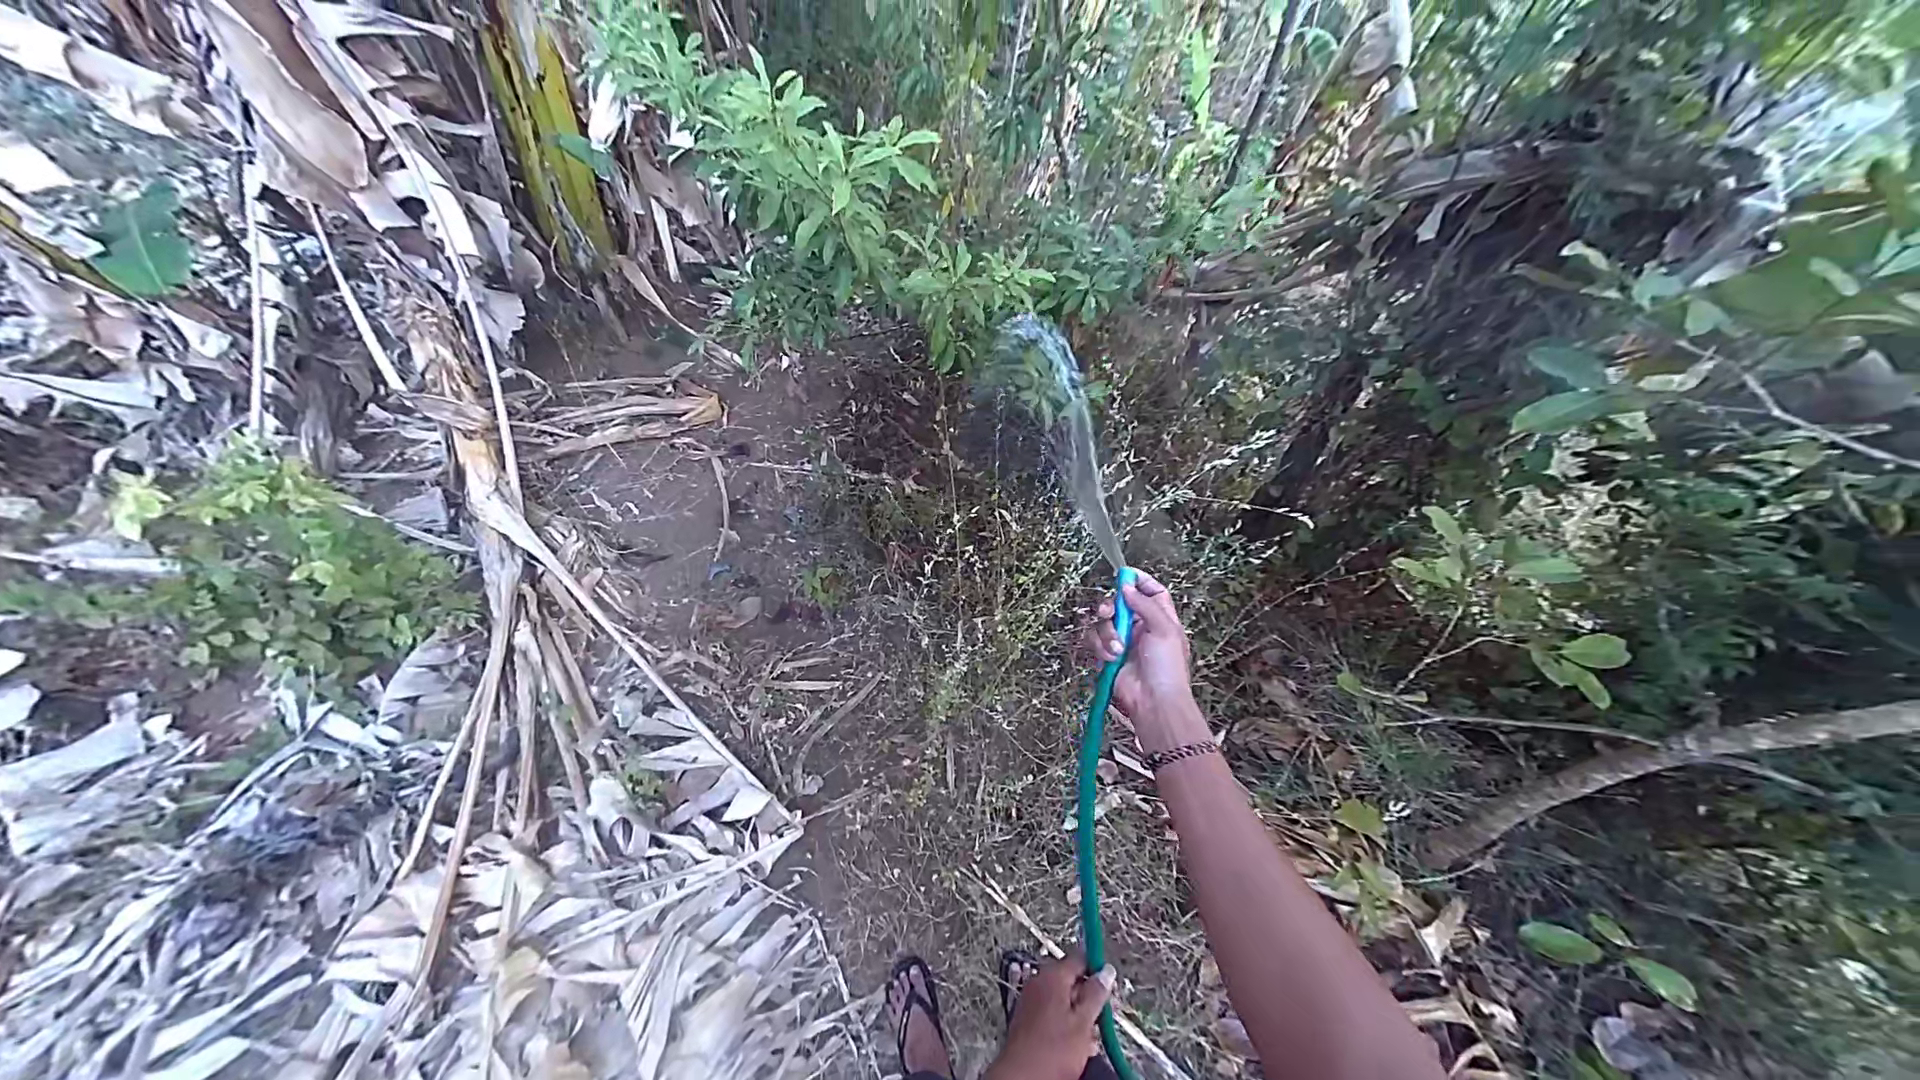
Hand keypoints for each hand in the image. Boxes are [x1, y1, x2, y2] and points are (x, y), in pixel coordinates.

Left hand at [985, 953, 1114, 1079]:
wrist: (1021, 1076)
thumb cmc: (1053, 1050)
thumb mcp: (1083, 1022)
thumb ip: (1096, 994)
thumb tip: (1107, 970)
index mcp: (1053, 975)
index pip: (1079, 957)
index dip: (1096, 970)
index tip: (1109, 989)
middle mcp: (1040, 980)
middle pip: (1071, 978)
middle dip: (1088, 996)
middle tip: (1100, 1018)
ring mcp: (1031, 998)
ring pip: (1063, 998)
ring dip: (1078, 1013)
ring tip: (1089, 1037)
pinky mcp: (1028, 1016)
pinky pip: (1052, 1011)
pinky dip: (1065, 1022)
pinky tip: (1074, 1043)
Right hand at [1084, 570, 1203, 751]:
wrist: (1153, 701)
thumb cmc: (1167, 668)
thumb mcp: (1164, 629)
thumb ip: (1144, 603)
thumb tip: (1127, 586)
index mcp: (1160, 618)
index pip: (1151, 591)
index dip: (1139, 581)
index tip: (1124, 575)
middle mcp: (1140, 627)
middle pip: (1118, 603)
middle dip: (1110, 606)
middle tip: (1108, 612)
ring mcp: (1123, 641)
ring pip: (1102, 622)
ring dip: (1106, 633)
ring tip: (1117, 649)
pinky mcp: (1107, 654)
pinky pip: (1094, 640)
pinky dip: (1101, 647)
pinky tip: (1112, 658)